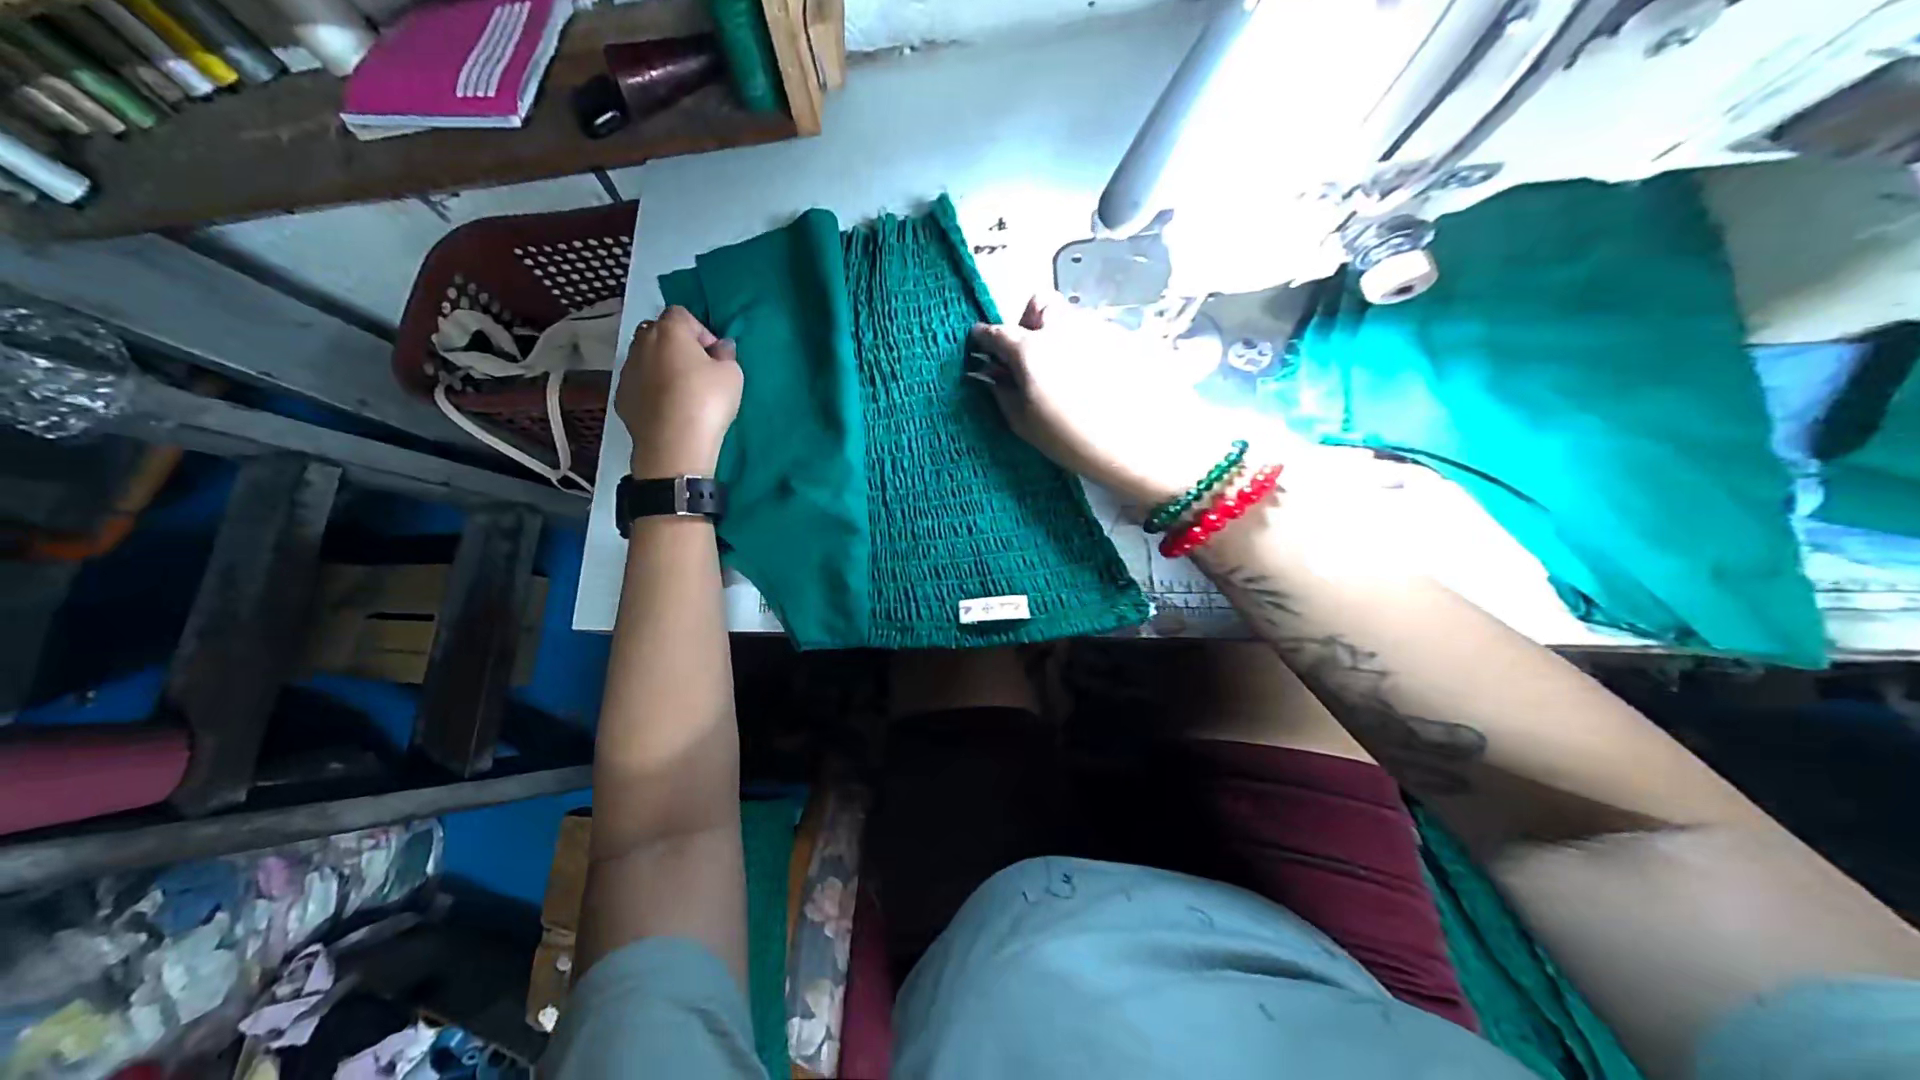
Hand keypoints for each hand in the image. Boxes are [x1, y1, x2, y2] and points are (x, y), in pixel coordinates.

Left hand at [617, 306, 743, 477]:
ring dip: (661, 366)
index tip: (713, 354)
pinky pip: (638, 383)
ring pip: (644, 357)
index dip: (700, 330)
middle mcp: (642, 343)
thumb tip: (720, 348)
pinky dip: (650, 388)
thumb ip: (726, 355)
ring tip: (680, 391)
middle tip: (696, 369)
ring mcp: (627, 370)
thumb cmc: (707, 401)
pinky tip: (666, 408)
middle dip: (676, 345)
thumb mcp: (732, 375)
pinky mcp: (621, 396)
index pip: (681, 313)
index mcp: (670, 331)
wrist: (674, 443)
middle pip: (657, 332)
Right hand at [969, 293, 1255, 505]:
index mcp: (1030, 348)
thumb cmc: (1079, 442)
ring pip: (1068, 319)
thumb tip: (990, 374)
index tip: (982, 349)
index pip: (995, 332)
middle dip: (1027, 324)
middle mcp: (1062, 327)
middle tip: (1030, 359)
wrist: (1149, 445)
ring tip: (1067, 378)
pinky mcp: (1126, 336)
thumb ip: (1002, 393)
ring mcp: (1097, 327)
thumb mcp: (1026, 425)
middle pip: (1037, 306)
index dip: (983, 340)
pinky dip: (1087, 349)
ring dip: (1058, 337)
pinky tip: (1097, 382)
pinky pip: (1095, 334)